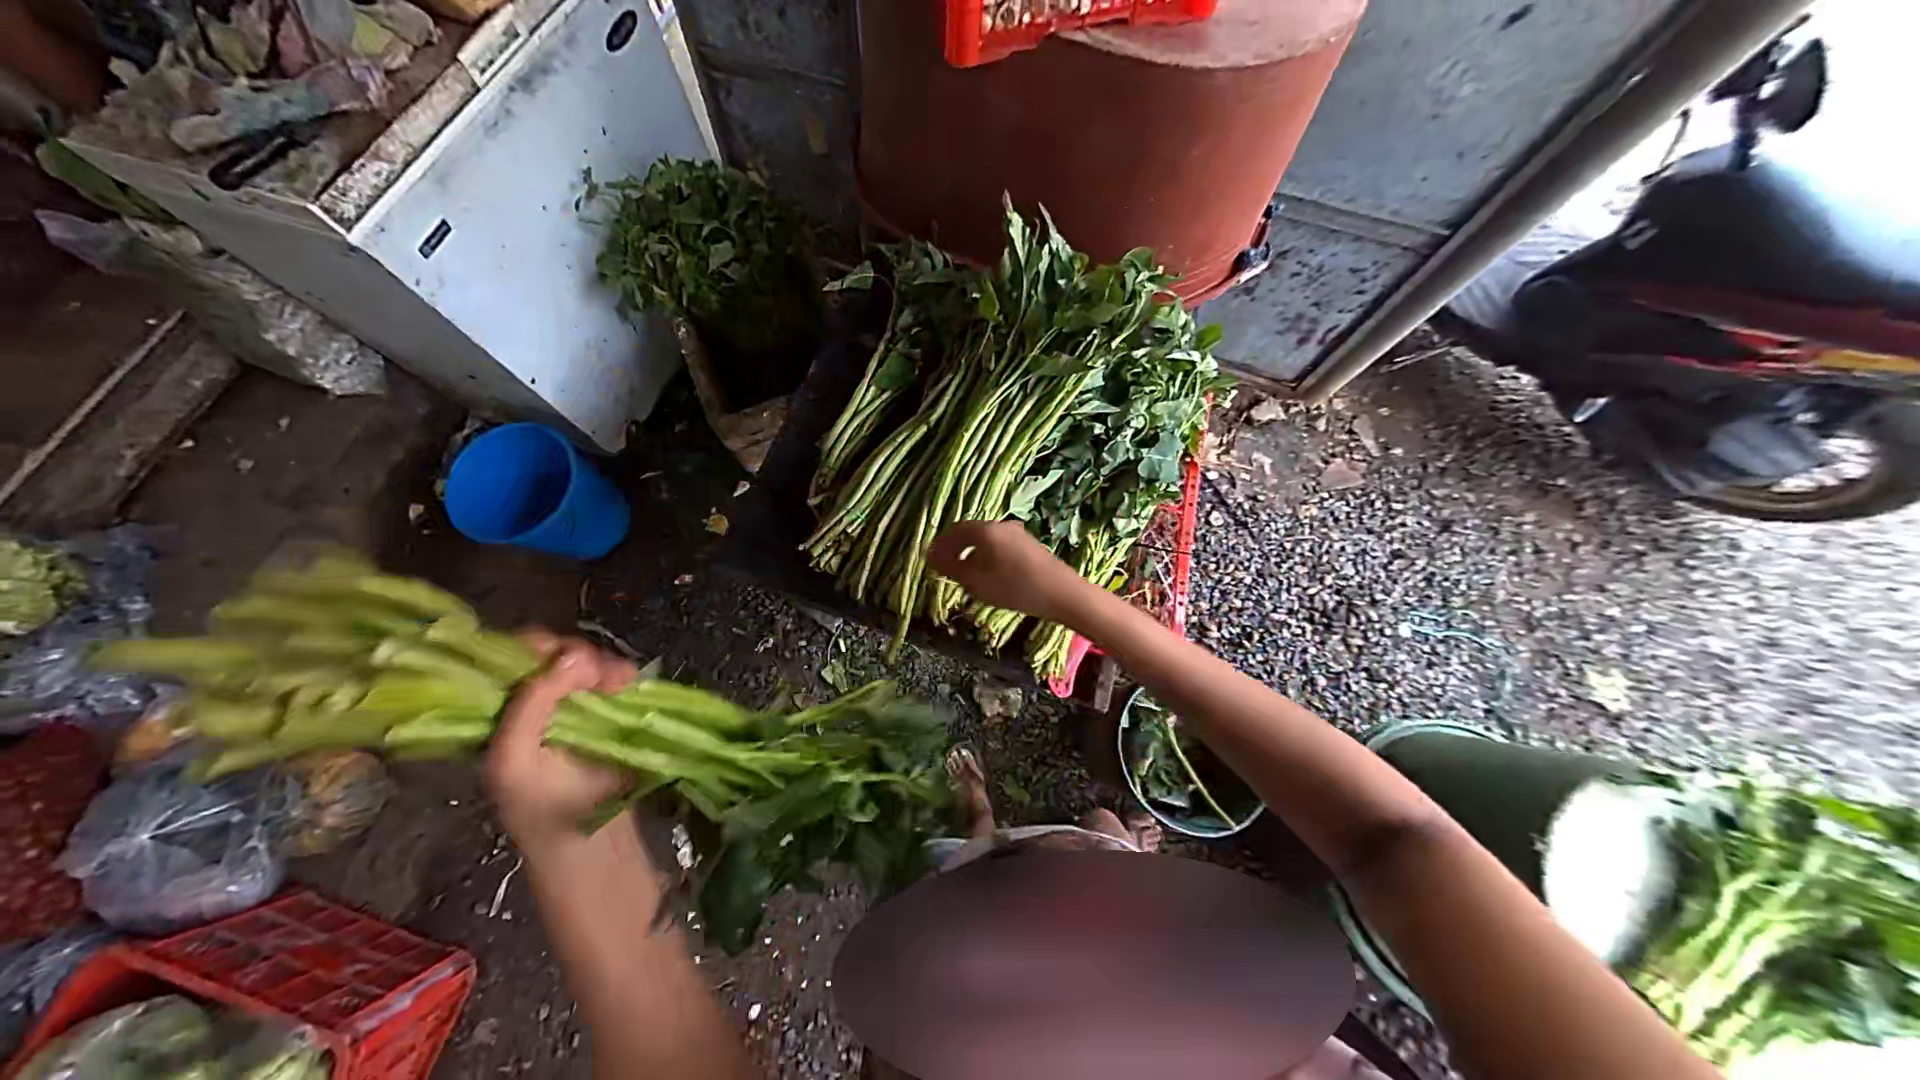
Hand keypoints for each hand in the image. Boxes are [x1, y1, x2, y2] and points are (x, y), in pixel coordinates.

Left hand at [485, 630, 637, 851]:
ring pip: (588, 662)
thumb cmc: (542, 805)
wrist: (590, 840)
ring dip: (604, 665)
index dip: (534, 649)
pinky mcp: (610, 710)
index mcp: (501, 709)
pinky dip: (622, 674)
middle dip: (577, 656)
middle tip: (598, 675)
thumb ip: (531, 705)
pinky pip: (615, 677)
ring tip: (619, 683)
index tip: (562, 657)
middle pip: (554, 653)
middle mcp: (536, 699)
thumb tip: (575, 654)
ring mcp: (575, 703)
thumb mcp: (515, 758)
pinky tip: (629, 684)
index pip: (510, 658)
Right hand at [928, 520, 1089, 624]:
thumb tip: (933, 557)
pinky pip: (1000, 546)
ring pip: (986, 540)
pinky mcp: (1029, 545)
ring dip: (971, 554)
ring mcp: (1018, 534)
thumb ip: (952, 568)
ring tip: (965, 574)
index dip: (940, 546)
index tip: (930, 560)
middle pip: (970, 533)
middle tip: (944, 567)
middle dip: (955, 549)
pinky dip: (987, 556)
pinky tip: (988, 574)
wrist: (1060, 592)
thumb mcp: (976, 582)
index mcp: (985, 530)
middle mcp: (1001, 525)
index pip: (954, 531)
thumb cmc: (1013, 587)